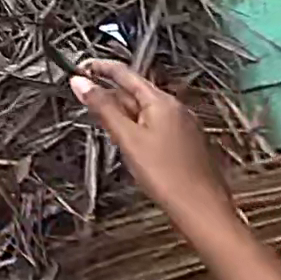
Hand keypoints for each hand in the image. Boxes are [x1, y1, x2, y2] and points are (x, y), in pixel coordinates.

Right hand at [71, 59, 235, 234]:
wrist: (203, 212)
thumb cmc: (166, 175)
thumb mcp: (126, 137)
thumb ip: (102, 107)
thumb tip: (79, 82)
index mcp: (162, 102)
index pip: (125, 74)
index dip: (99, 68)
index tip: (78, 67)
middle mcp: (176, 109)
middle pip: (134, 90)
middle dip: (107, 91)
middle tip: (82, 95)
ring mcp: (182, 126)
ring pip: (143, 108)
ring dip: (119, 108)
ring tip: (98, 117)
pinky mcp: (183, 143)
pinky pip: (152, 123)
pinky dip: (133, 123)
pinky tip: (124, 137)